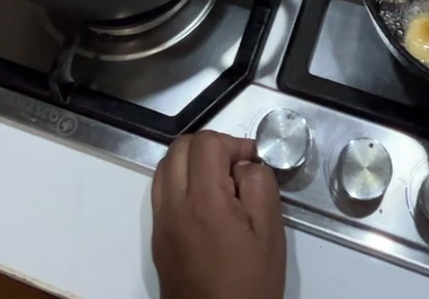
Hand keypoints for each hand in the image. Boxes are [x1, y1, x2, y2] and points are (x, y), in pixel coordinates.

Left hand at [151, 131, 285, 298]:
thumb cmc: (249, 285)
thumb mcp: (270, 232)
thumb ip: (260, 185)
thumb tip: (245, 164)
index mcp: (204, 202)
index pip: (206, 143)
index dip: (233, 143)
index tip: (251, 162)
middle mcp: (174, 207)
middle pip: (180, 147)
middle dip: (210, 147)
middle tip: (235, 168)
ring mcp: (161, 222)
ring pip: (165, 165)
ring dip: (191, 162)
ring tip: (219, 182)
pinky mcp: (158, 237)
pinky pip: (161, 190)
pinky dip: (180, 181)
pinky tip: (204, 200)